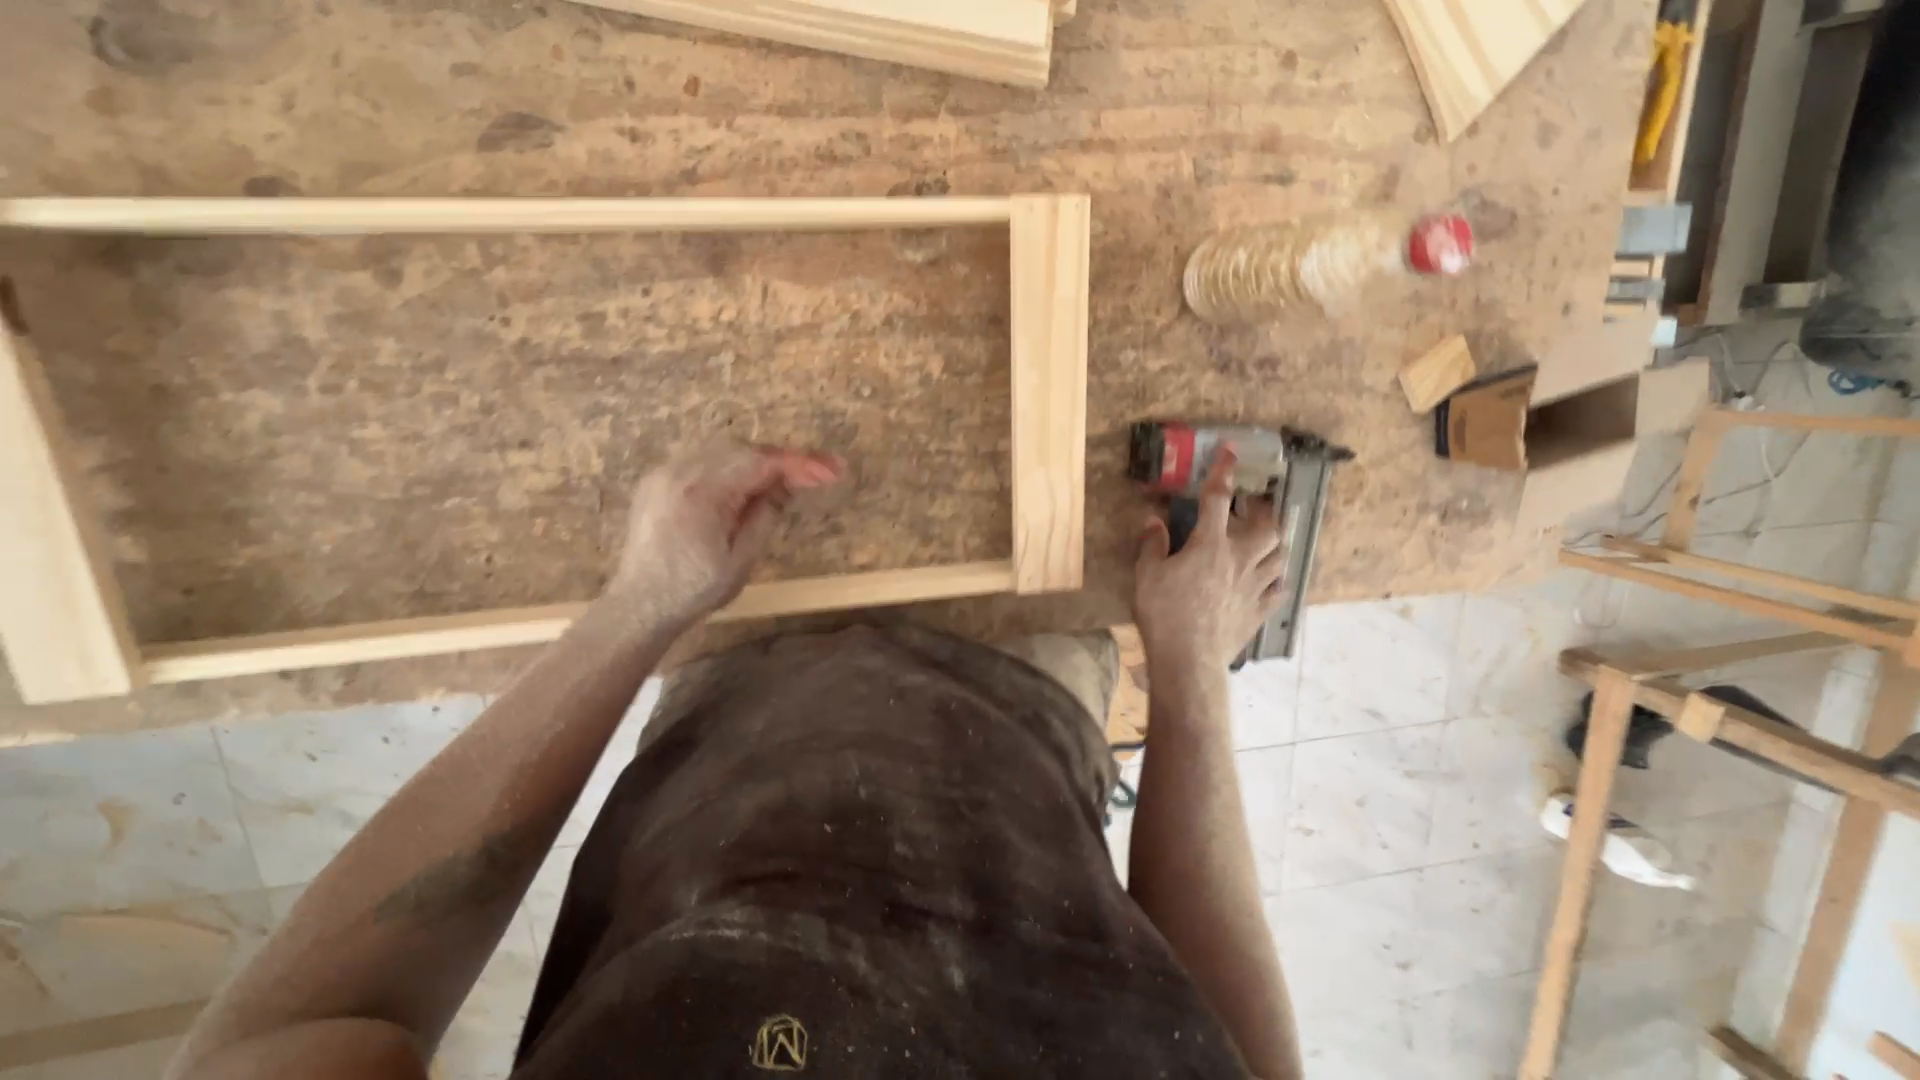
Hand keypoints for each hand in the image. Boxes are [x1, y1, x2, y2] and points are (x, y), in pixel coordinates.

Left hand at [606, 442, 844, 628]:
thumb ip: (765, 515)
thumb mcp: (741, 560)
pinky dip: (731, 468)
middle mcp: (679, 472)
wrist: (639, 605)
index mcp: (702, 492)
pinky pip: (701, 462)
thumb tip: (787, 485)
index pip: (760, 462)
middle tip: (816, 475)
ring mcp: (664, 473)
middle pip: (743, 450)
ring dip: (757, 462)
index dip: (800, 463)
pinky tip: (748, 485)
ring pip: (722, 452)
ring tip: (787, 480)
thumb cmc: (693, 591)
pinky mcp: (657, 482)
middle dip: (782, 460)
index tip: (833, 470)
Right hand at [1132, 446, 1284, 669]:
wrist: (1188, 660)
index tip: (1231, 451)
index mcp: (1210, 545)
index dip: (1223, 471)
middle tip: (1253, 506)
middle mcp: (1240, 559)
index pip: (1218, 498)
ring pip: (1280, 554)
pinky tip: (1270, 578)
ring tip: (1265, 539)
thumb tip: (1153, 520)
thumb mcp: (1146, 575)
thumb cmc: (1163, 614)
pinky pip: (1279, 589)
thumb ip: (1152, 545)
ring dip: (1275, 542)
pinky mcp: (1260, 610)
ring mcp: (1254, 586)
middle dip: (1263, 510)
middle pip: (1267, 526)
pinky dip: (1277, 578)